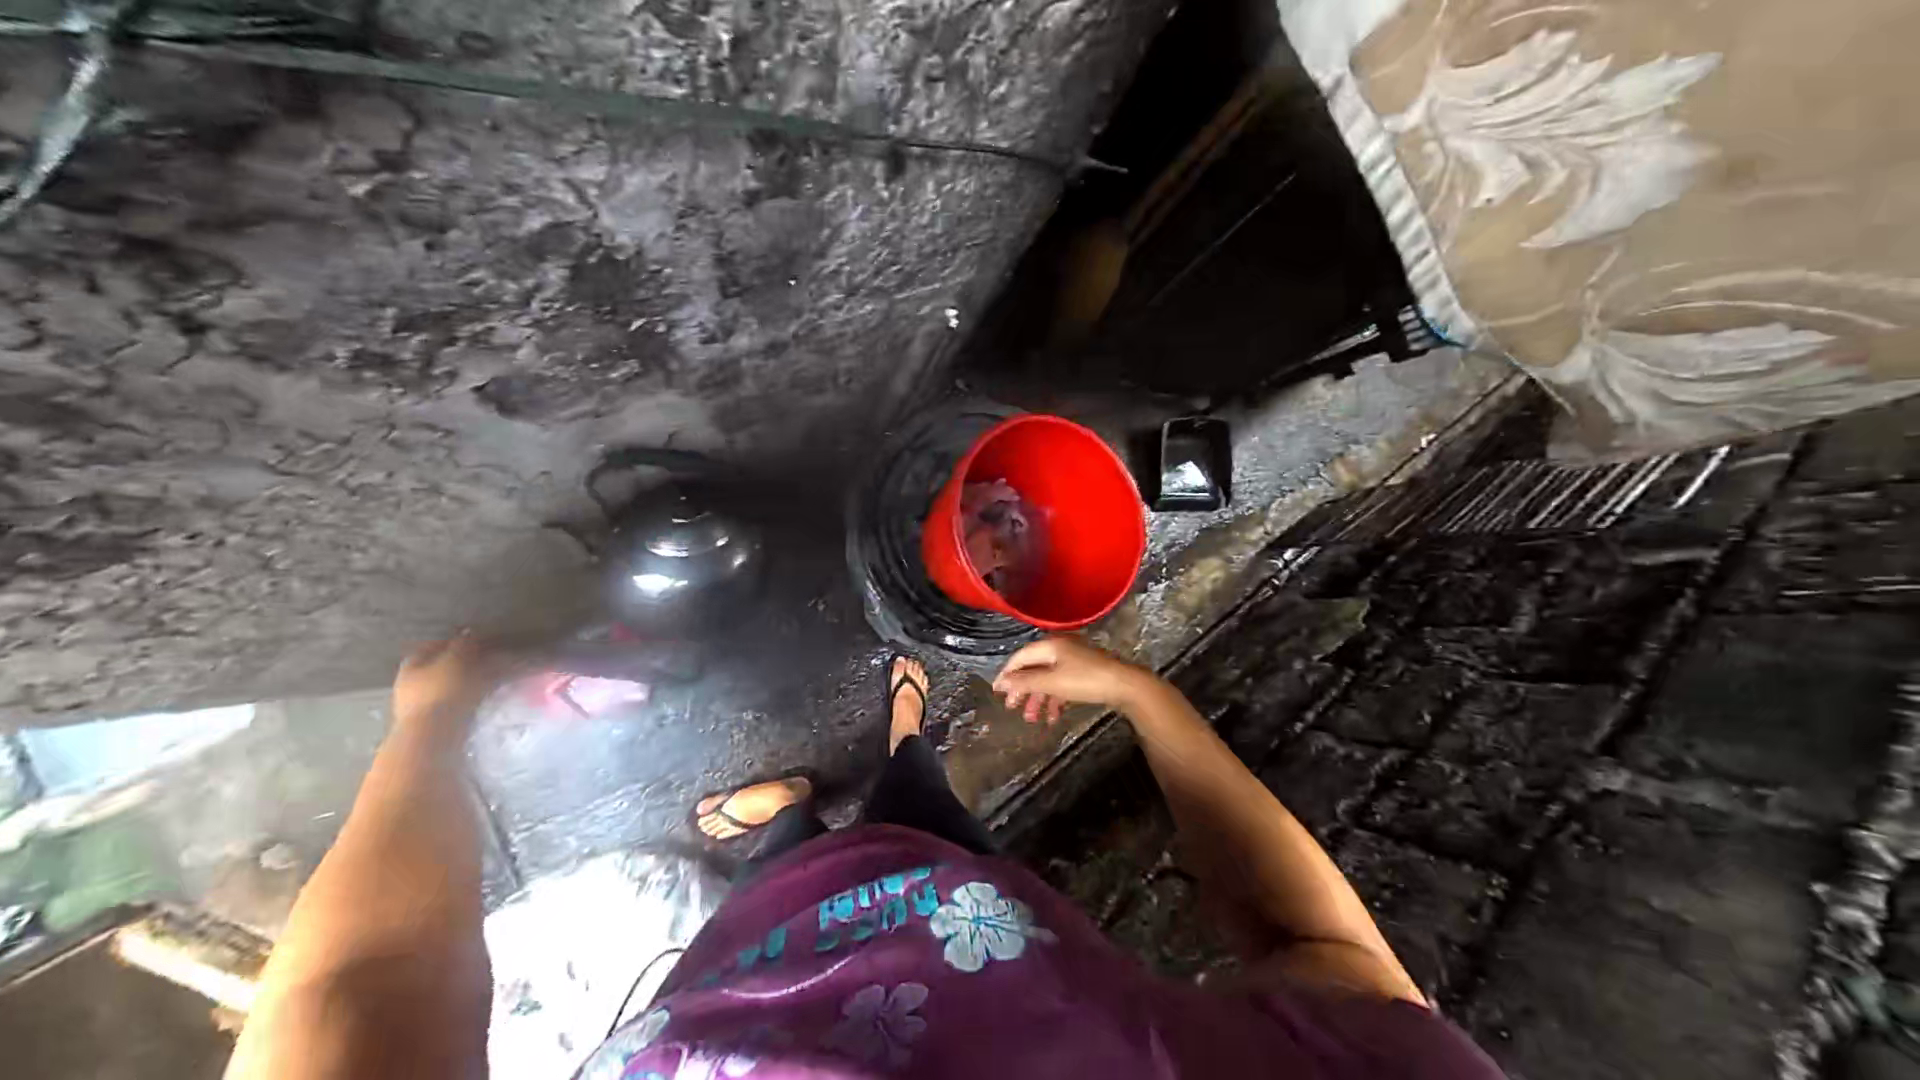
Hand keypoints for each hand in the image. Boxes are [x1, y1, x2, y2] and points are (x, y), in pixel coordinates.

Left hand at [392, 635, 514, 736]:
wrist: (433, 735)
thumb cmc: (441, 691)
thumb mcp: (455, 660)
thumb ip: (463, 644)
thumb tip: (468, 632)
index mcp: (411, 666)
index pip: (432, 646)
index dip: (454, 640)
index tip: (476, 639)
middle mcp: (411, 684)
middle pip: (440, 667)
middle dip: (463, 662)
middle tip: (488, 658)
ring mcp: (420, 705)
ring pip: (449, 685)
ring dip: (468, 681)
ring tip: (492, 677)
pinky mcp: (433, 722)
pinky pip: (455, 702)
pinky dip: (470, 697)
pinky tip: (484, 696)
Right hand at [991, 636, 1152, 723]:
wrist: (1126, 686)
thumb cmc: (1086, 681)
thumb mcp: (1052, 683)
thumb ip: (1025, 682)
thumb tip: (1002, 682)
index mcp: (1050, 645)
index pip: (1021, 657)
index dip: (1007, 674)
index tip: (997, 692)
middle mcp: (1060, 648)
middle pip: (1034, 669)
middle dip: (1023, 690)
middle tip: (1013, 708)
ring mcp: (1074, 660)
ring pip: (1048, 679)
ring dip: (1039, 699)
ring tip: (1033, 719)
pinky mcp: (1084, 672)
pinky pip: (1062, 684)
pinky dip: (1055, 699)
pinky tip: (1053, 717)